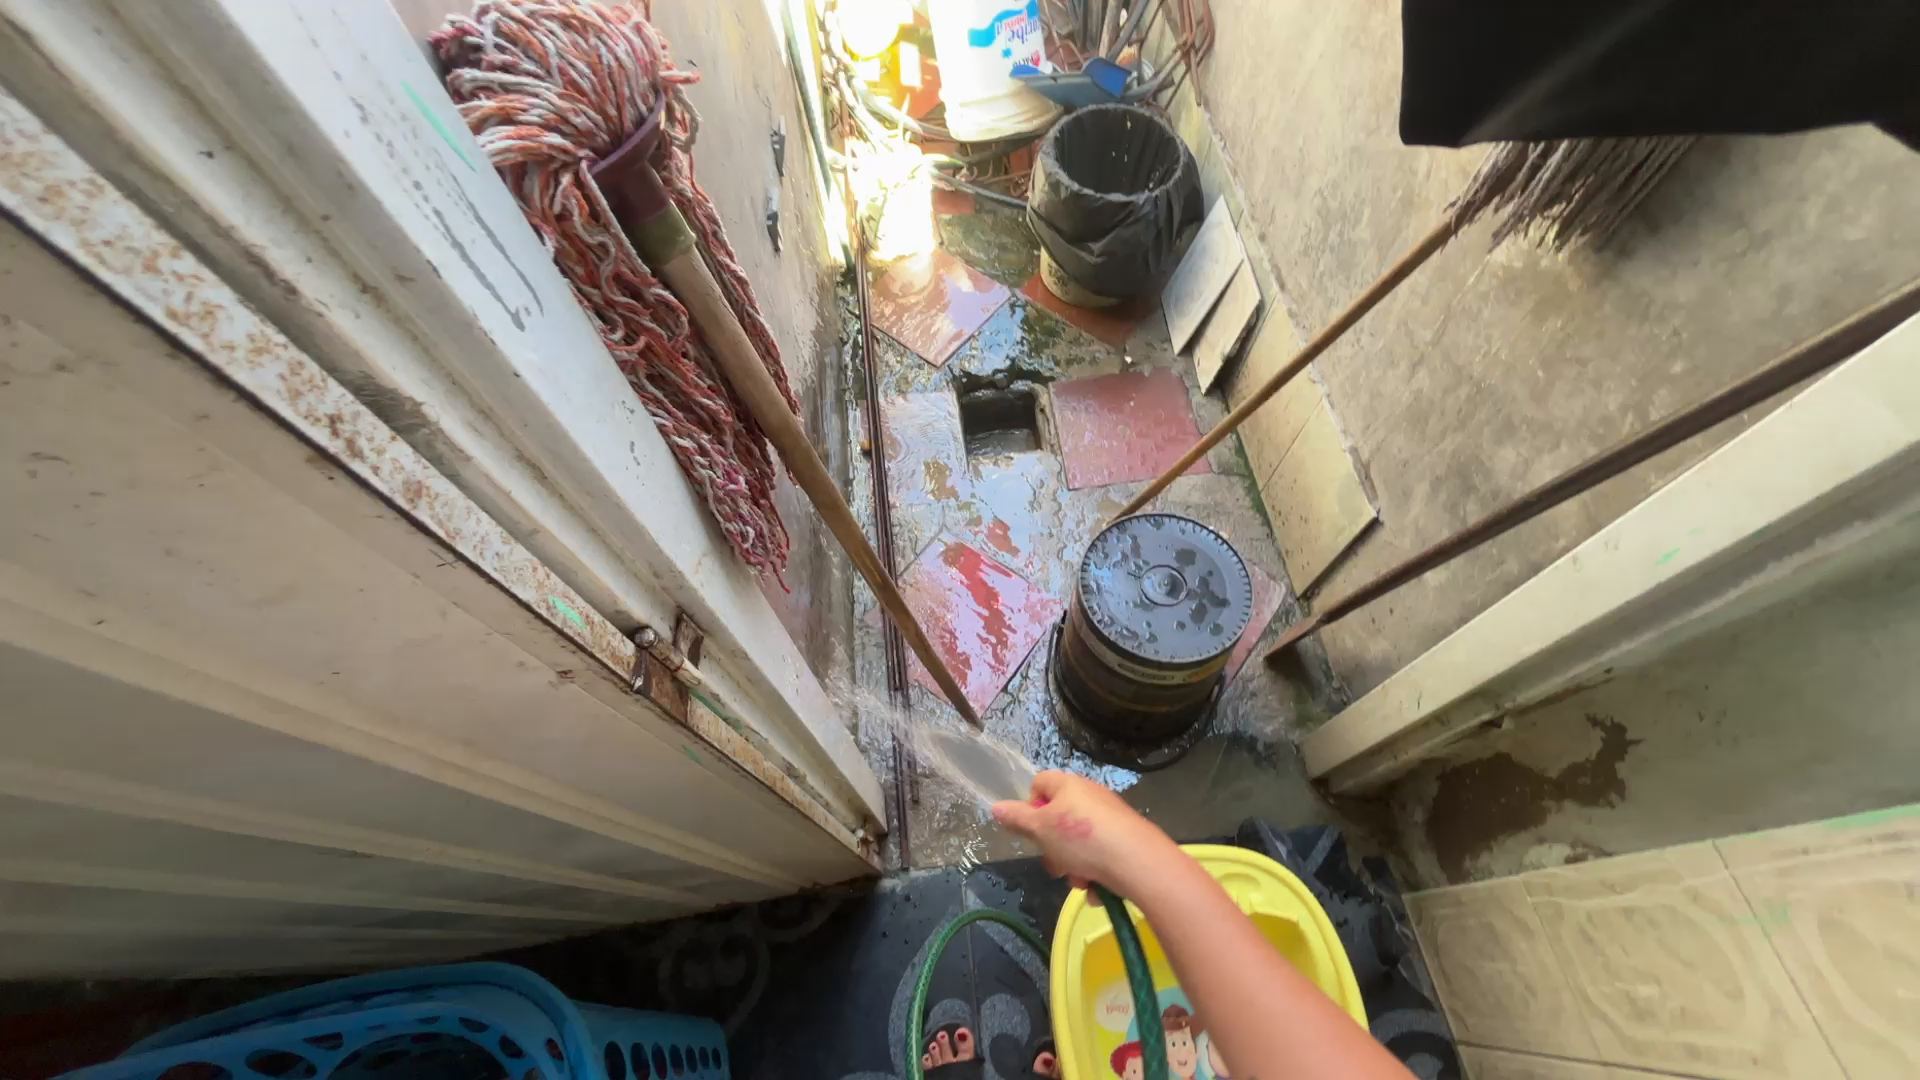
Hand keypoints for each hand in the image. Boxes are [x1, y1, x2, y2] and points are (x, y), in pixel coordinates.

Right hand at [990, 771, 1175, 892]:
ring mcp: (1109, 817)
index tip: (1033, 830)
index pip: (1039, 783)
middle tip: (1055, 865)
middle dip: (1053, 847)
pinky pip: (1099, 853)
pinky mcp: (1125, 838)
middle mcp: (1089, 795)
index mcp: (1068, 785)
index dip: (1031, 806)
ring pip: (1078, 842)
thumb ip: (1017, 819)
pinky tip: (1098, 887)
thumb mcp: (1041, 830)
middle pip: (1058, 817)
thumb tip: (995, 807)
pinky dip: (1095, 870)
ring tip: (1080, 880)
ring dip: (1073, 864)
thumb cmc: (1082, 839)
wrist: (1137, 861)